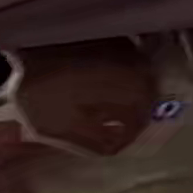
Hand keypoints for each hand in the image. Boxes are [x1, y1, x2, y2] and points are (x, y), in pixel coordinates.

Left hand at [10, 39, 158, 155]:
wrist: (44, 44)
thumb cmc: (47, 89)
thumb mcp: (55, 126)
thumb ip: (89, 141)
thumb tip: (115, 148)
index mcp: (135, 98)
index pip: (140, 125)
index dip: (122, 140)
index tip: (105, 147)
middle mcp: (148, 78)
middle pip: (145, 106)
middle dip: (127, 120)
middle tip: (105, 129)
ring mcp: (142, 61)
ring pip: (143, 89)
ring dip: (127, 103)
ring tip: (103, 111)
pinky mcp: (132, 49)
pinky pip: (135, 75)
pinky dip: (124, 87)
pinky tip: (101, 90)